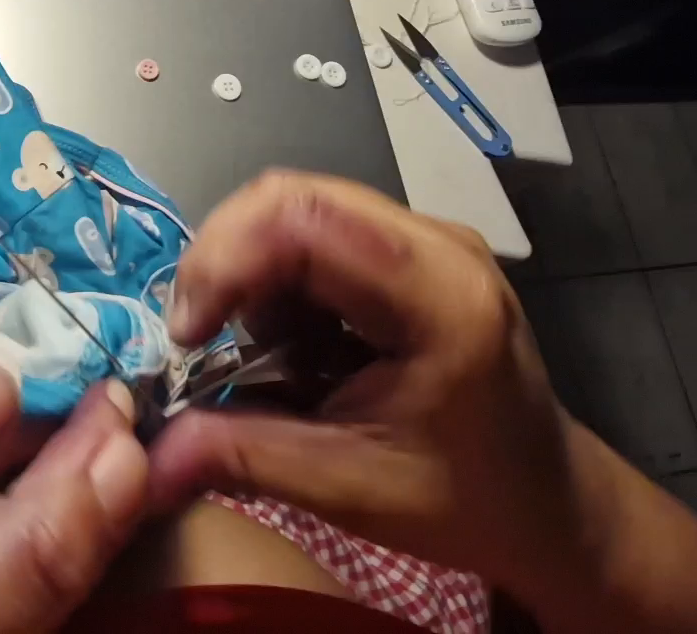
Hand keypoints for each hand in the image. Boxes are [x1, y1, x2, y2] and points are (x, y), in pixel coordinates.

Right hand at [148, 171, 599, 600]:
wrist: (550, 498)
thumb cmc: (467, 499)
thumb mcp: (349, 489)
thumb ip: (243, 457)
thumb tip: (146, 459)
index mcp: (441, 298)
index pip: (307, 222)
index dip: (224, 259)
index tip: (188, 332)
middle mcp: (434, 242)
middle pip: (292, 197)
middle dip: (223, 258)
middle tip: (199, 330)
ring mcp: (422, 235)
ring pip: (293, 205)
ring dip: (245, 267)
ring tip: (250, 342)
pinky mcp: (404, 243)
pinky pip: (311, 227)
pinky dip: (271, 274)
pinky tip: (285, 333)